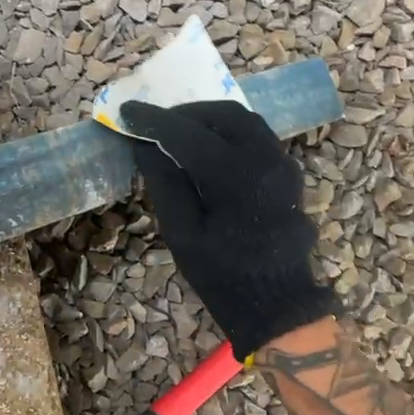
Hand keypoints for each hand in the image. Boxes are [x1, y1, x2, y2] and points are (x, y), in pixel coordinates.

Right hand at [119, 100, 335, 356]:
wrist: (277, 302)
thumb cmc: (222, 273)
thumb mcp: (181, 232)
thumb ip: (164, 182)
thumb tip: (144, 145)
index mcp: (236, 176)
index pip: (187, 133)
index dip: (153, 120)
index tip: (126, 111)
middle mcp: (267, 160)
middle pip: (223, 114)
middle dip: (184, 112)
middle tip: (153, 123)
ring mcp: (283, 165)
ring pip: (244, 122)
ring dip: (207, 119)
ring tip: (176, 131)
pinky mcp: (287, 174)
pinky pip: (256, 137)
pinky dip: (226, 132)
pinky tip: (205, 148)